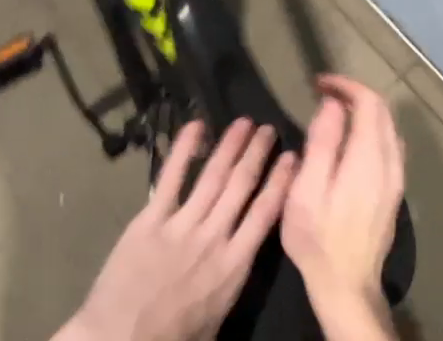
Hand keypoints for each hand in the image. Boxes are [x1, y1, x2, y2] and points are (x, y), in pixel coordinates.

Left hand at [57, 119, 295, 340]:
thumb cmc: (172, 339)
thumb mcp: (217, 317)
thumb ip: (232, 279)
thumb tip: (246, 253)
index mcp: (233, 267)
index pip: (265, 215)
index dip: (280, 182)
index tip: (292, 158)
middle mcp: (213, 239)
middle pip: (241, 187)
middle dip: (258, 155)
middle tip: (269, 129)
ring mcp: (181, 226)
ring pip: (213, 177)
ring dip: (230, 146)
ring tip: (244, 123)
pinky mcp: (150, 220)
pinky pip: (170, 179)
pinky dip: (183, 150)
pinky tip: (195, 126)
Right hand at [282, 75, 405, 332]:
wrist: (347, 285)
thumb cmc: (318, 237)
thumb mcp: (307, 190)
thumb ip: (322, 142)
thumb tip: (332, 104)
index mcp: (368, 158)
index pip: (368, 102)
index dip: (345, 85)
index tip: (318, 83)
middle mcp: (390, 163)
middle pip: (382, 111)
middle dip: (354, 94)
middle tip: (323, 93)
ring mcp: (396, 179)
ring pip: (389, 128)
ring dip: (365, 111)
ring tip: (334, 112)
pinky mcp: (394, 193)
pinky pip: (389, 146)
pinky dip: (371, 130)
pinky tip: (351, 141)